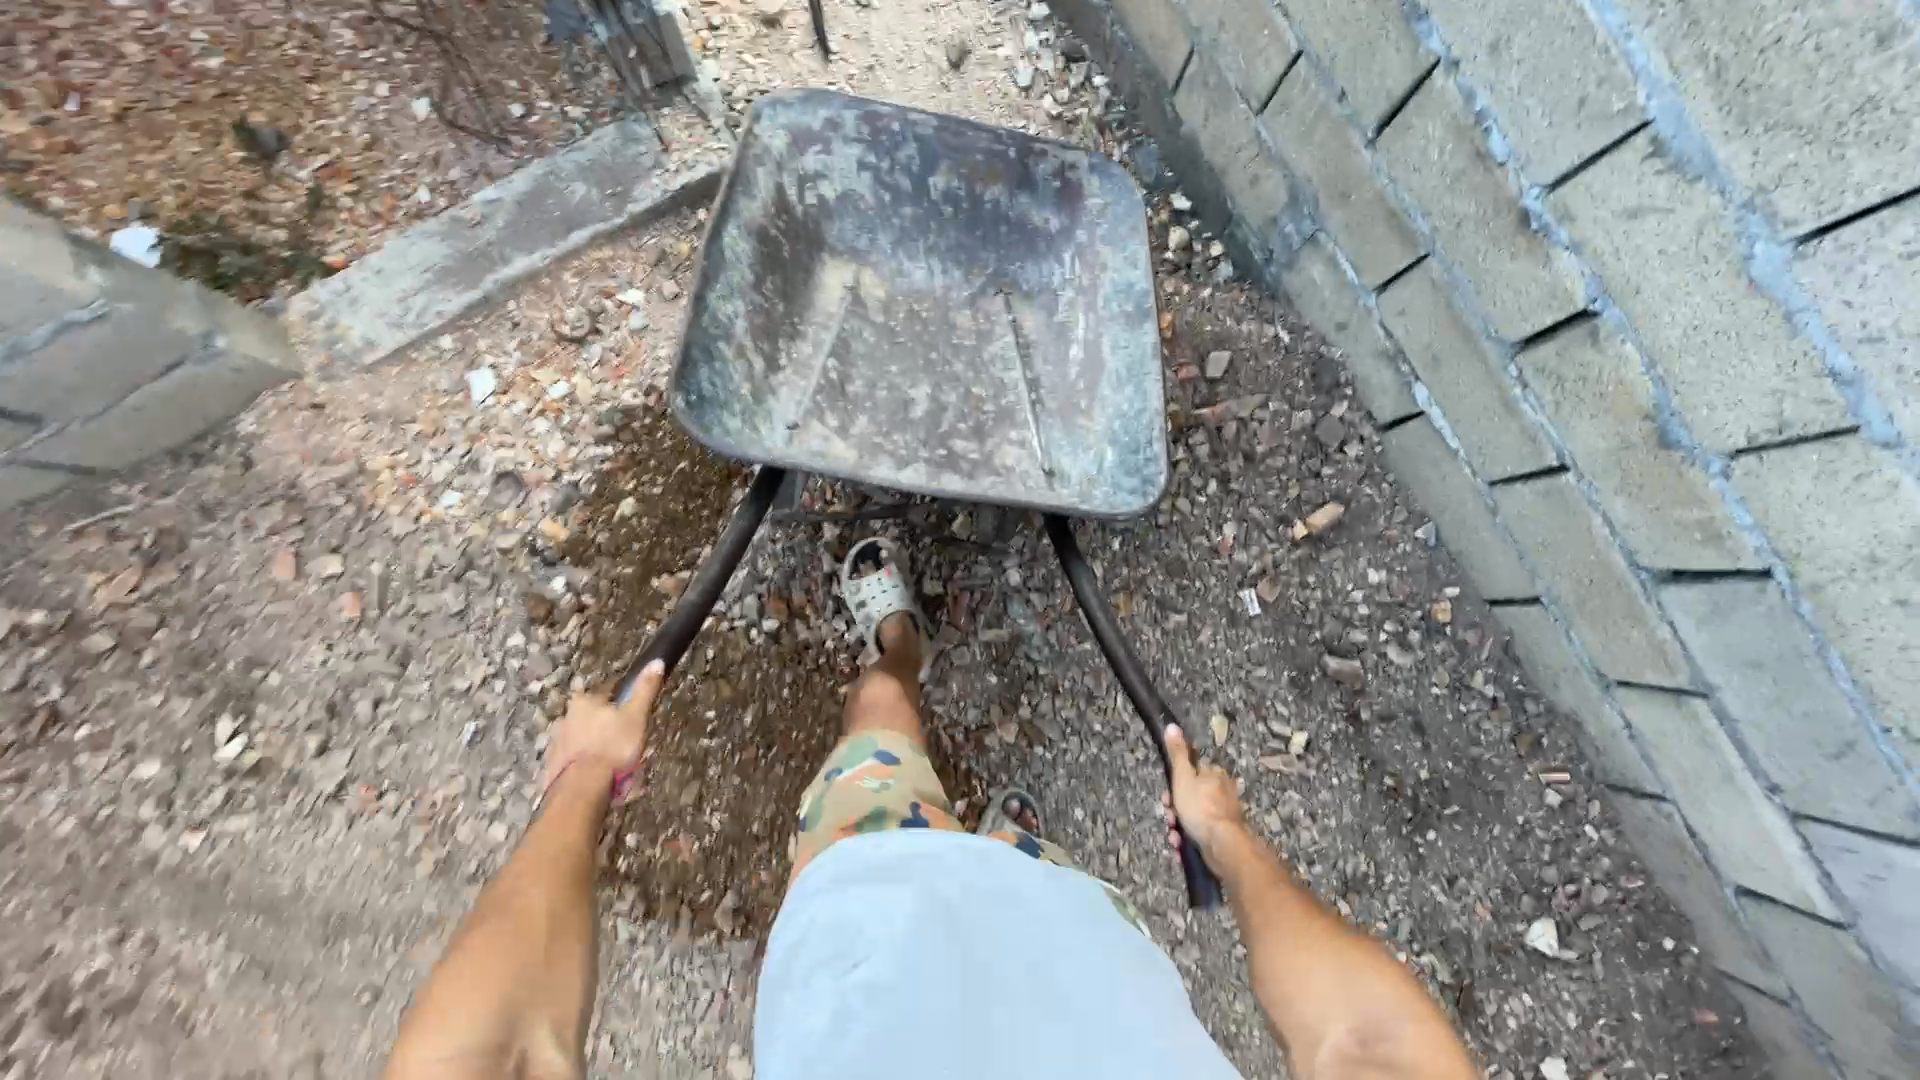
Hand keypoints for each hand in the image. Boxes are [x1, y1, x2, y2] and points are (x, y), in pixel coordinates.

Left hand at [541, 660, 665, 798]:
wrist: (582, 788)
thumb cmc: (613, 746)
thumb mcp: (636, 715)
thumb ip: (645, 689)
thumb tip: (656, 662)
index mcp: (584, 701)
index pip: (608, 691)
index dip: (623, 701)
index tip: (634, 712)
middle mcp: (565, 716)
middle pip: (592, 715)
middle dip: (606, 724)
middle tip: (625, 740)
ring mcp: (556, 742)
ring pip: (582, 736)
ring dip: (595, 744)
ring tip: (613, 761)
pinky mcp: (552, 765)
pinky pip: (573, 757)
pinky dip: (584, 762)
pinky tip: (597, 772)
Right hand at [1162, 722, 1245, 853]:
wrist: (1223, 845)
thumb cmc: (1200, 807)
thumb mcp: (1183, 776)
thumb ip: (1177, 753)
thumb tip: (1172, 726)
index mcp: (1215, 775)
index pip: (1192, 771)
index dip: (1176, 783)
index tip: (1167, 795)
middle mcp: (1223, 791)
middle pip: (1192, 795)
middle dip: (1175, 808)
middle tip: (1170, 816)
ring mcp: (1224, 814)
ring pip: (1194, 816)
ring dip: (1179, 826)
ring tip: (1175, 836)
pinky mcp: (1223, 834)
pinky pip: (1201, 832)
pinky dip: (1189, 838)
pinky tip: (1181, 845)